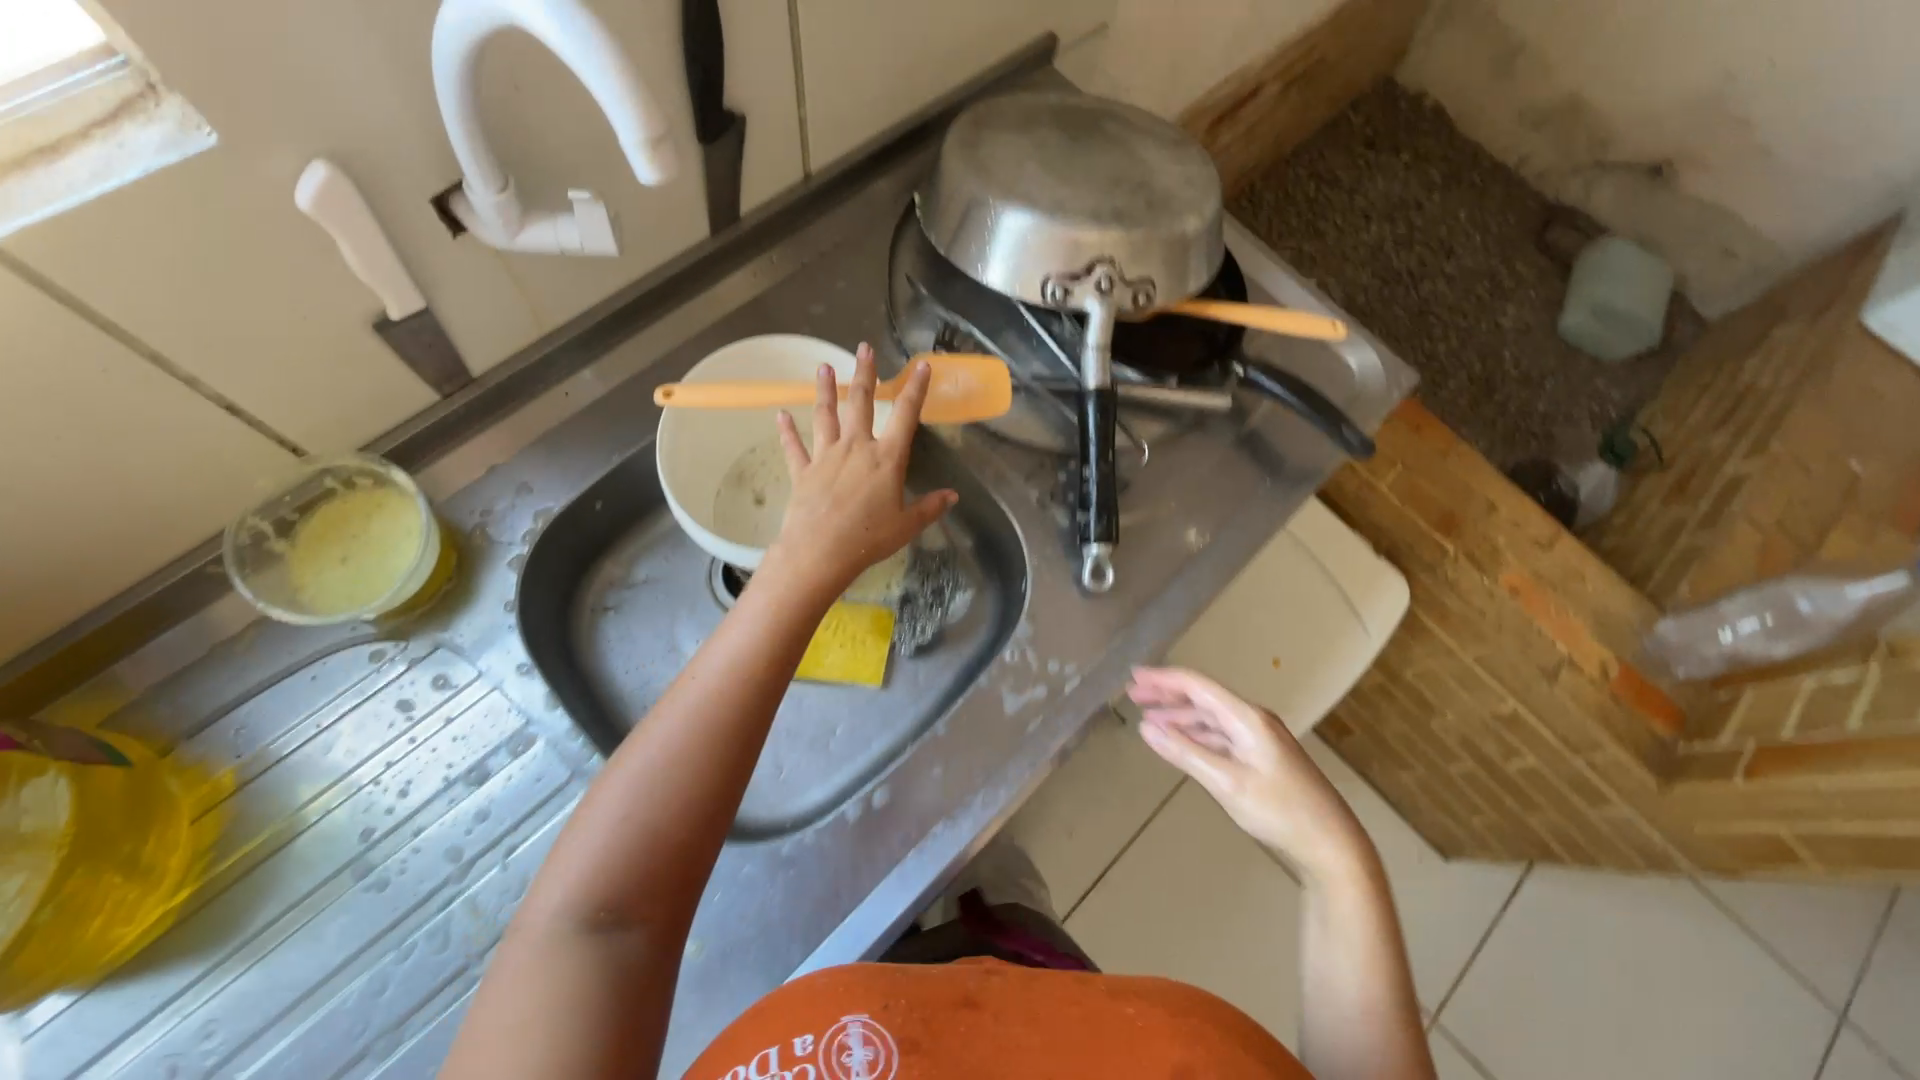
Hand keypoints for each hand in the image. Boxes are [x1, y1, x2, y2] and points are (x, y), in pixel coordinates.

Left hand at [761, 343, 956, 596]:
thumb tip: (952, 496)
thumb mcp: (906, 525)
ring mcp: (826, 457)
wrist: (820, 551)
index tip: (921, 366)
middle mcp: (856, 448)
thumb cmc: (869, 538)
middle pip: (860, 403)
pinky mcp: (803, 472)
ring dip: (824, 390)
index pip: (905, 415)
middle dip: (864, 374)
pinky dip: (787, 431)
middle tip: (864, 348)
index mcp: (887, 458)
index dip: (915, 389)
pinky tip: (781, 415)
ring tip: (822, 368)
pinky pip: (794, 447)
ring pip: (825, 415)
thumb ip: (929, 507)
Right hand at [1128, 667, 1374, 881]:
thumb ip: (1185, 753)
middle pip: (1204, 698)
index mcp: (1248, 718)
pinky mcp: (1262, 757)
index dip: (1163, 679)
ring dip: (1180, 716)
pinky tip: (1181, 743)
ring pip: (1212, 718)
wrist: (1331, 845)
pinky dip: (1197, 736)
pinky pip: (1221, 736)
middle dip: (1168, 695)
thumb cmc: (1280, 811)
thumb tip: (1145, 727)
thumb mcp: (1226, 783)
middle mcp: (1254, 721)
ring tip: (1149, 719)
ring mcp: (1260, 739)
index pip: (1197, 686)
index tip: (1133, 677)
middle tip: (1133, 695)